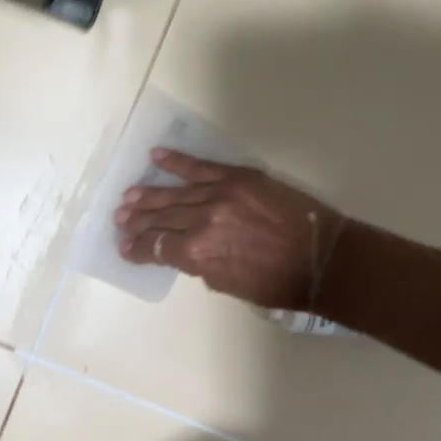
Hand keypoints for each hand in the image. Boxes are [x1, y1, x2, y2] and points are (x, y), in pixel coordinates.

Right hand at [115, 149, 343, 310]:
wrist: (320, 259)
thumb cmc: (273, 284)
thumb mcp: (225, 283)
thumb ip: (198, 264)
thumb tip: (182, 250)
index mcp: (197, 253)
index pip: (156, 248)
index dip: (137, 250)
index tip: (124, 249)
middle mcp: (202, 220)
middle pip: (160, 218)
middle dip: (136, 221)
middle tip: (120, 220)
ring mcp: (221, 194)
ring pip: (175, 193)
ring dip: (148, 195)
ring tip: (128, 196)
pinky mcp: (239, 177)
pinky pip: (201, 167)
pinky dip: (177, 162)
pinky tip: (157, 156)